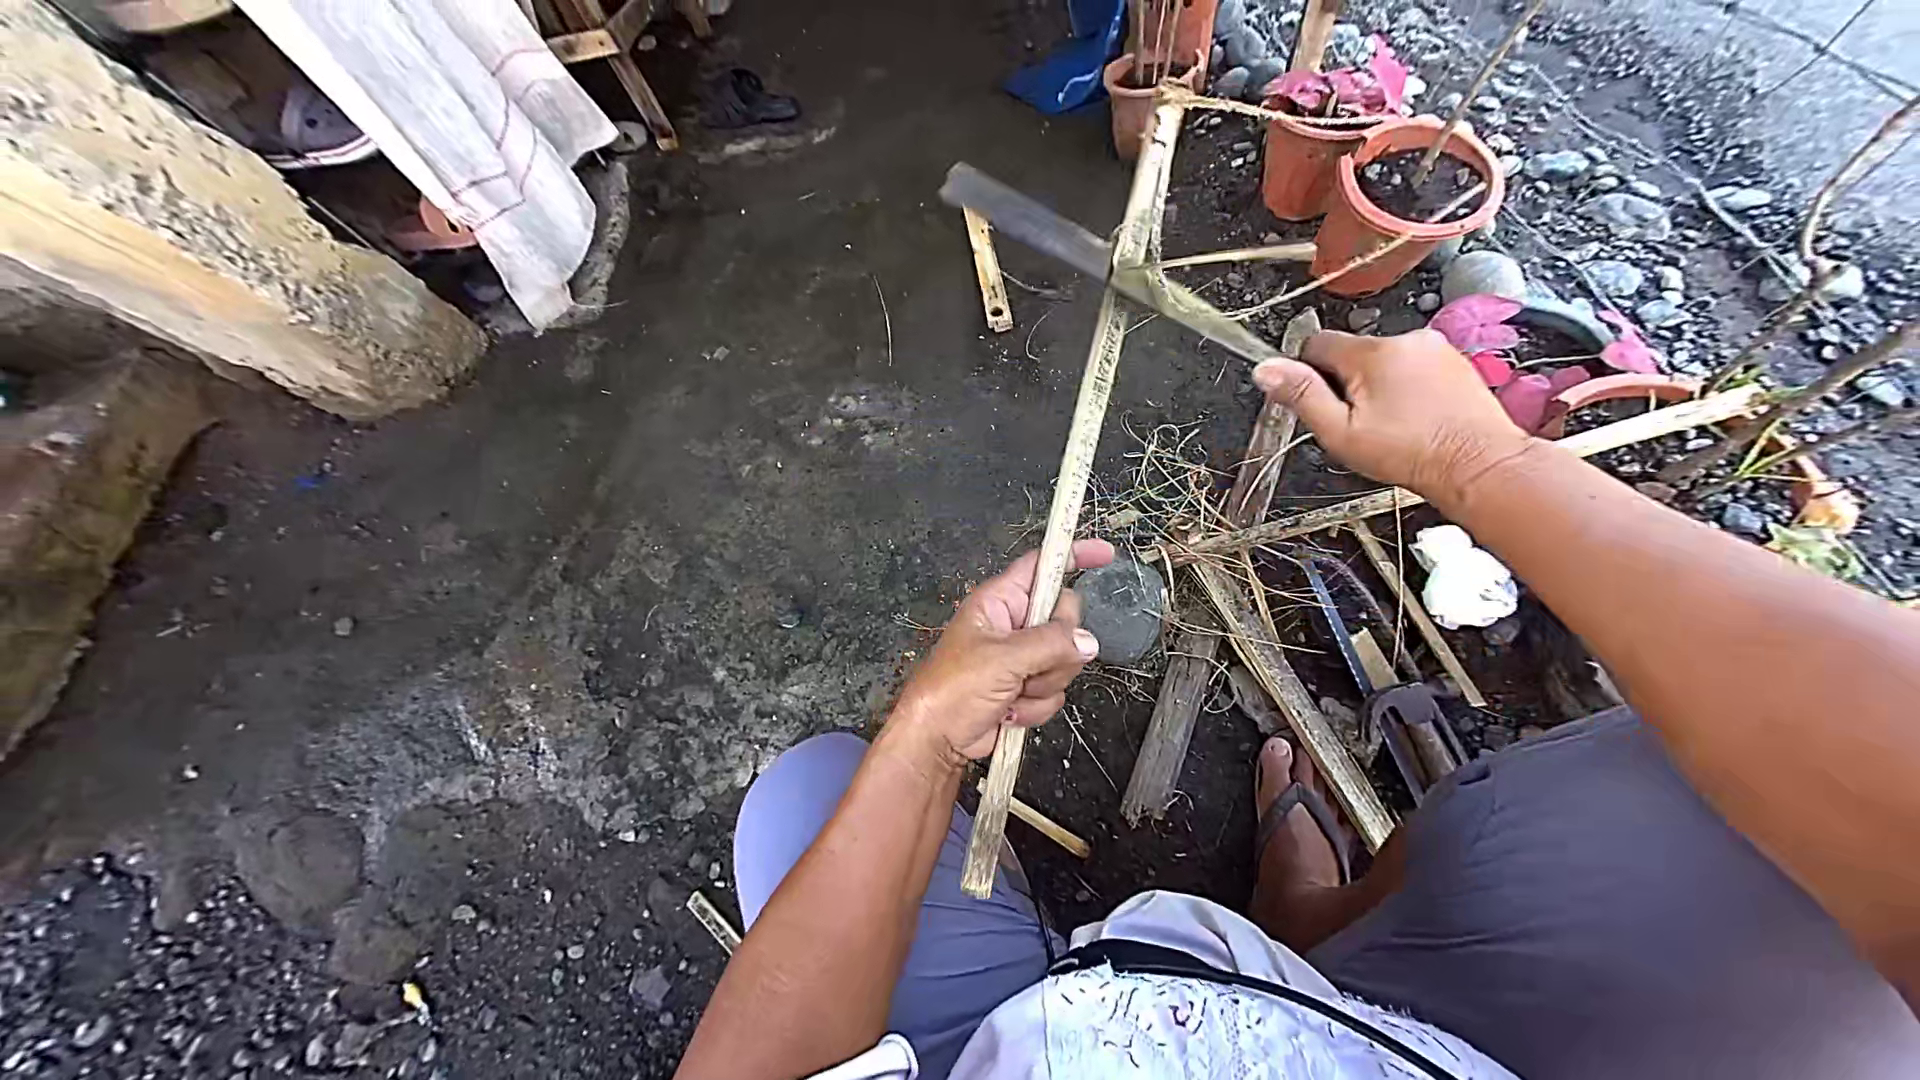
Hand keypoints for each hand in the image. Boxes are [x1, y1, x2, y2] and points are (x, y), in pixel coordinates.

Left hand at [886, 539, 1113, 768]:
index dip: (1073, 556)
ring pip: (1065, 660)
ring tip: (1009, 692)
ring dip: (1041, 684)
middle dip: (1054, 650)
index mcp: (1000, 602)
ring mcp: (1022, 657)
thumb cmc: (951, 689)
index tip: (1104, 554)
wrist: (938, 739)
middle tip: (1026, 665)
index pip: (1042, 566)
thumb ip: (1050, 644)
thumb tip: (1086, 641)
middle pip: (1065, 619)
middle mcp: (1014, 624)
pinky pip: (1055, 690)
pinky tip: (1008, 710)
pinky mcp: (1027, 686)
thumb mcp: (1002, 659)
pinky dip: (1035, 706)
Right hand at [1253, 329, 1534, 509]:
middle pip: (1349, 352)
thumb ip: (1301, 395)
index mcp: (1372, 353)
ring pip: (1380, 359)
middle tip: (1356, 420)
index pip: (1316, 343)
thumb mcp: (1339, 431)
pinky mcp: (1453, 361)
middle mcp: (1405, 340)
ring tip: (1387, 421)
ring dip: (1374, 384)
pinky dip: (1402, 386)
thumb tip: (1265, 368)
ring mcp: (1434, 347)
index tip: (1323, 402)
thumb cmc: (1408, 453)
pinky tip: (1410, 416)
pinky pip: (1409, 365)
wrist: (1476, 464)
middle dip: (1344, 382)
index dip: (1309, 373)